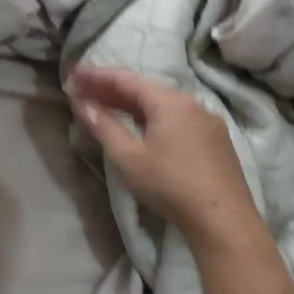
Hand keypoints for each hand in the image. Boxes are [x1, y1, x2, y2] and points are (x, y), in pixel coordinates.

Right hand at [67, 65, 265, 254]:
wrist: (222, 219)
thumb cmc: (168, 183)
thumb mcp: (126, 155)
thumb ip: (103, 125)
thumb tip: (82, 103)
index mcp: (171, 104)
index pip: (127, 79)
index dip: (96, 75)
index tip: (71, 74)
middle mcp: (192, 106)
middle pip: (145, 89)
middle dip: (110, 87)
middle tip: (79, 88)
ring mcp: (206, 123)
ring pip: (159, 103)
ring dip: (127, 102)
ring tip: (99, 104)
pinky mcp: (211, 139)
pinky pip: (172, 116)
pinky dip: (146, 114)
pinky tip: (132, 122)